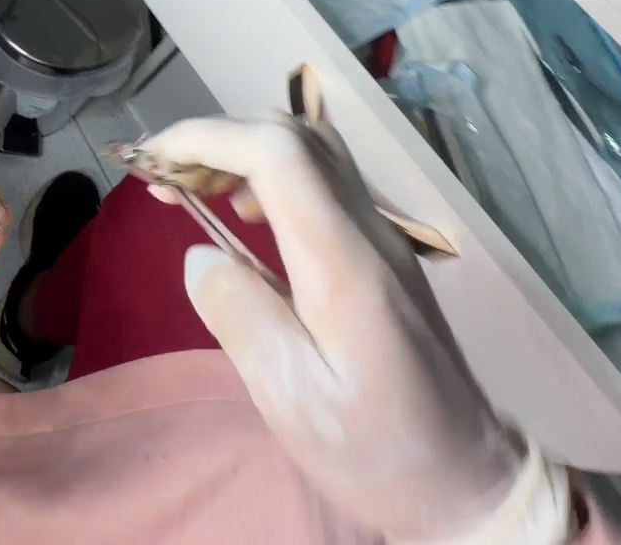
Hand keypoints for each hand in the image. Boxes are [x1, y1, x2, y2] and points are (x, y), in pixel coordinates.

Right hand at [144, 117, 529, 541]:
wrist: (467, 484)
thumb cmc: (373, 447)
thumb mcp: (290, 396)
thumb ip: (238, 313)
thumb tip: (200, 254)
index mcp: (343, 260)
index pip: (276, 154)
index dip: (206, 139)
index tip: (153, 163)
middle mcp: (366, 230)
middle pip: (290, 136)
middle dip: (213, 138)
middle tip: (161, 176)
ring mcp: (377, 234)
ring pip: (306, 147)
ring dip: (237, 150)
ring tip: (190, 186)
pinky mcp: (374, 247)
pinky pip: (315, 176)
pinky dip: (262, 172)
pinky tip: (239, 212)